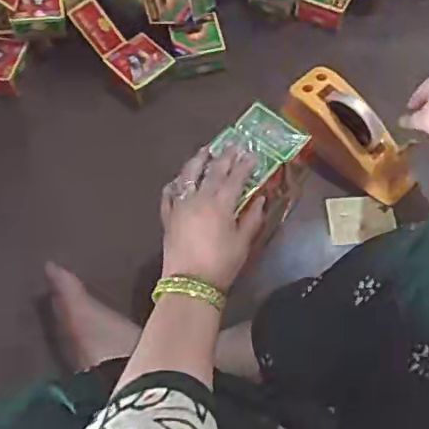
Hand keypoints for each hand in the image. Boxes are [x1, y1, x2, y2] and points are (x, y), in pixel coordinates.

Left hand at [160, 146, 268, 290]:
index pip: (235, 177)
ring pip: (188, 176)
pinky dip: (175, 184)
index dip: (244, 164)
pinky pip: (169, 194)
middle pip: (212, 171)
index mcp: (221, 203)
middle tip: (232, 145)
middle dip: (224, 157)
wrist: (189, 283)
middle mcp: (199, 198)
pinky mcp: (168, 217)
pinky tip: (178, 180)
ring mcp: (181, 205)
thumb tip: (260, 199)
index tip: (251, 154)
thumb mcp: (243, 243)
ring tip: (204, 151)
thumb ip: (252, 218)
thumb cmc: (222, 264)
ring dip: (197, 161)